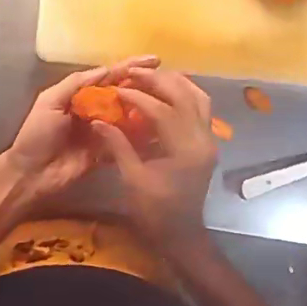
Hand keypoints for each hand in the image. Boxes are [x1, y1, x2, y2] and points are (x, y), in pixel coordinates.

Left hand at [0, 56, 161, 209]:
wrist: (31, 173)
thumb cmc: (36, 135)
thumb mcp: (49, 102)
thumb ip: (75, 84)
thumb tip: (106, 69)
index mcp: (78, 95)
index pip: (108, 77)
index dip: (130, 67)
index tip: (155, 60)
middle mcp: (93, 110)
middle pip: (123, 94)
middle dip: (144, 85)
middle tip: (169, 80)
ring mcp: (102, 131)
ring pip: (129, 115)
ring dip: (147, 107)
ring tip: (169, 100)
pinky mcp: (107, 152)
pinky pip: (127, 140)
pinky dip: (142, 135)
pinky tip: (161, 128)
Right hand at [90, 67, 217, 243]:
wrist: (180, 233)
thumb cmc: (154, 211)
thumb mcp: (132, 178)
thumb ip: (117, 145)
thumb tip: (98, 120)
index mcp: (185, 149)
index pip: (162, 110)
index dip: (137, 97)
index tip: (115, 89)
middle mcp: (203, 139)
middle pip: (184, 96)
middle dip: (157, 81)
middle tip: (132, 73)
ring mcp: (208, 139)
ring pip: (198, 97)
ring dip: (175, 83)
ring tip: (149, 77)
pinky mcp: (206, 142)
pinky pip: (200, 108)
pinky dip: (183, 95)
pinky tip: (164, 93)